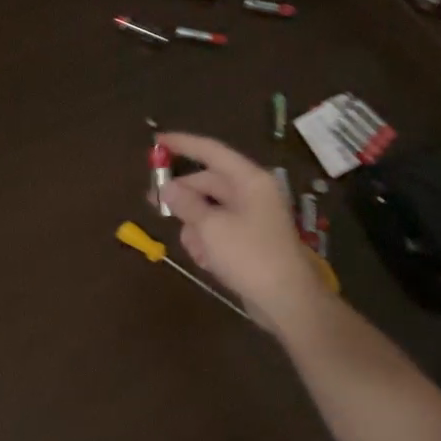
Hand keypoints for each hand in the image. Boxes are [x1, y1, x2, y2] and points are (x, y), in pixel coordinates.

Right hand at [157, 132, 332, 329]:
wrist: (286, 300)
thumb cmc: (250, 255)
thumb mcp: (211, 227)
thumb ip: (186, 203)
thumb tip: (167, 187)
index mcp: (249, 180)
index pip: (211, 152)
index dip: (183, 144)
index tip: (157, 141)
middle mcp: (251, 193)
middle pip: (207, 183)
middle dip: (183, 196)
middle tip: (153, 203)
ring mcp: (251, 217)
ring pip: (209, 210)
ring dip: (195, 227)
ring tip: (196, 249)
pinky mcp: (248, 240)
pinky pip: (218, 231)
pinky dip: (207, 242)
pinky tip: (207, 261)